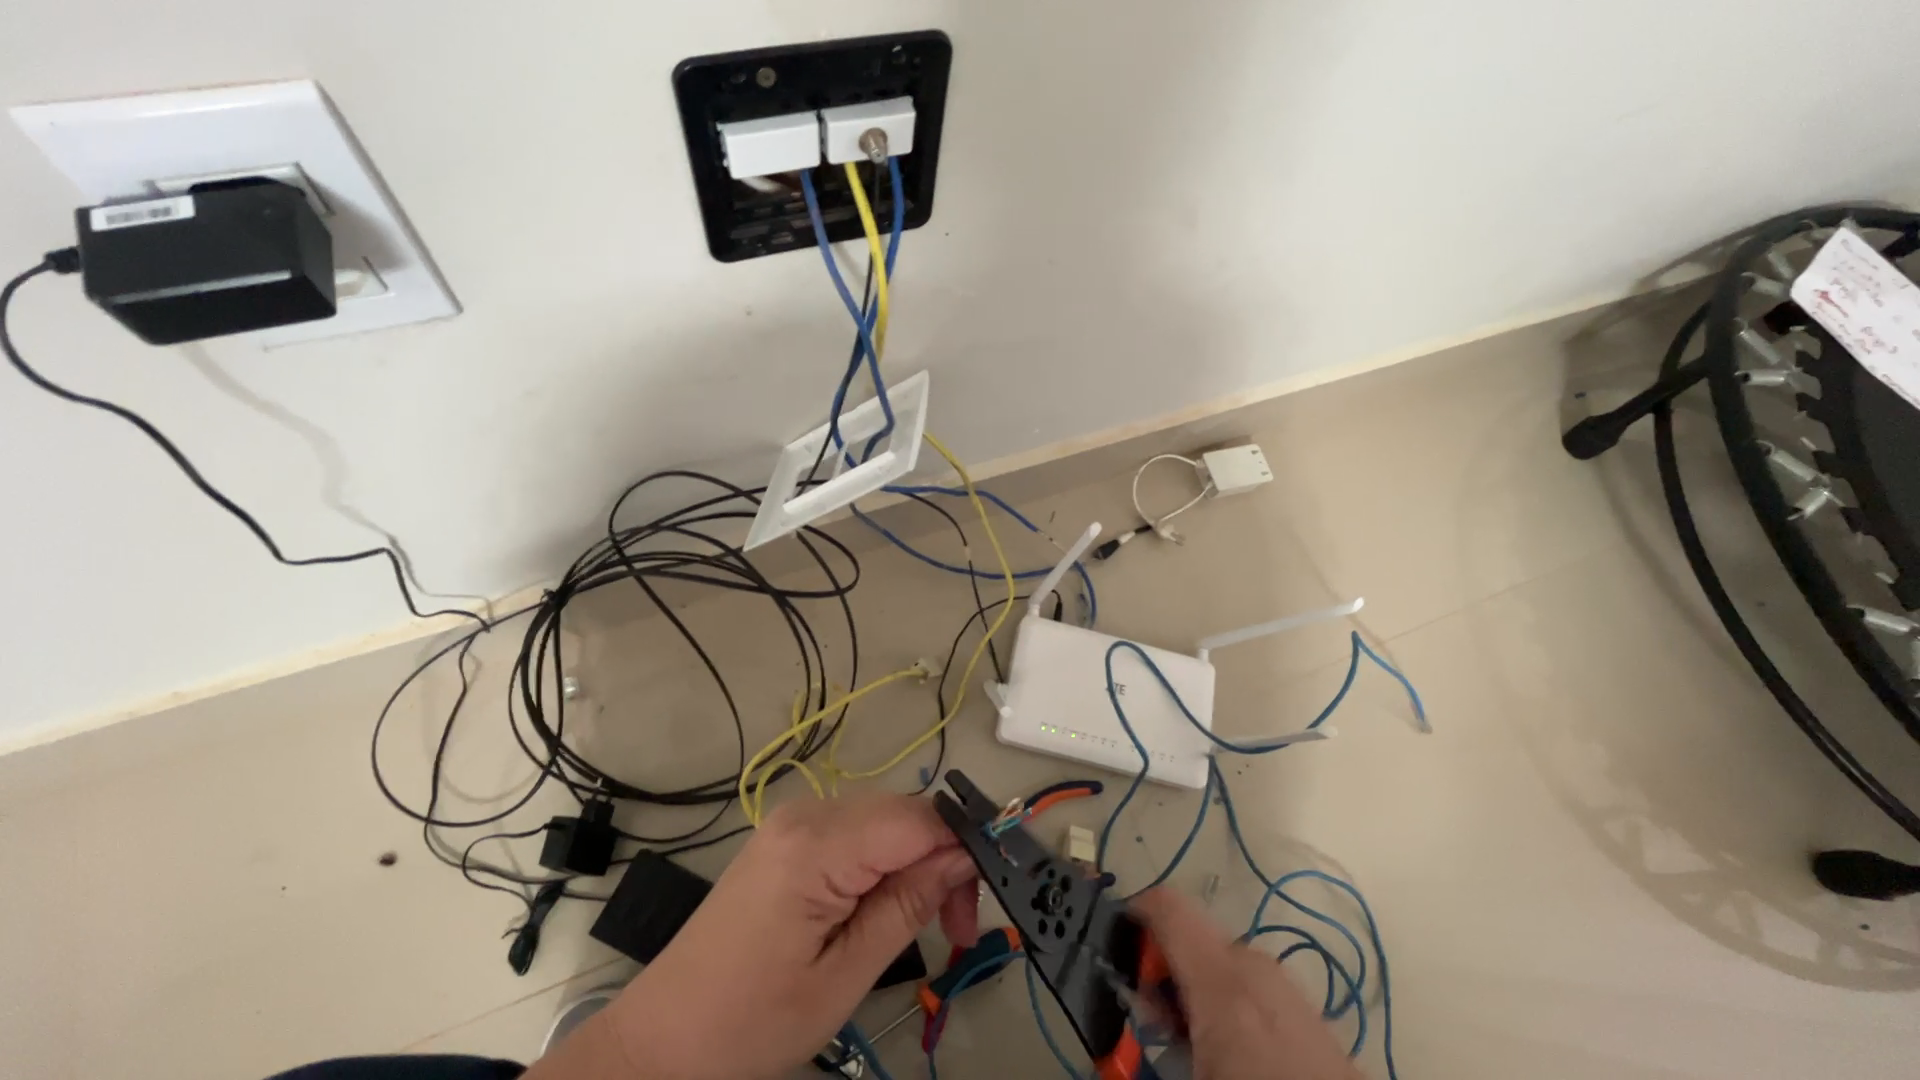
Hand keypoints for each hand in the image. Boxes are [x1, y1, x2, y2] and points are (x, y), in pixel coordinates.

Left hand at [528, 794, 979, 1079]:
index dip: (961, 852)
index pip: (918, 819)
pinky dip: (883, 864)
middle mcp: (804, 814)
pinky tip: (884, 907)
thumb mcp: (843, 976)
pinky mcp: (784, 840)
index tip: (974, 912)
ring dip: (916, 864)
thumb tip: (962, 858)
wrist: (662, 1040)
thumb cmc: (751, 1021)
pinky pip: (855, 834)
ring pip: (884, 821)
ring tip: (926, 925)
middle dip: (942, 861)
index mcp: (816, 845)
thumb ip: (907, 907)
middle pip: (903, 814)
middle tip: (955, 931)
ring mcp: (790, 823)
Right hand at [1133, 889, 1360, 1079]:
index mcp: (1223, 983)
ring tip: (1186, 1051)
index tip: (1110, 956)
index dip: (1129, 916)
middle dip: (1158, 973)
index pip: (1166, 907)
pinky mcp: (1308, 1014)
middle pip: (1188, 940)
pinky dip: (1223, 1006)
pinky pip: (1249, 987)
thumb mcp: (1187, 1076)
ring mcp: (1288, 990)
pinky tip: (1227, 1058)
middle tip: (1147, 1028)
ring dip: (1190, 994)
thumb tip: (1111, 1056)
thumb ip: (1146, 1053)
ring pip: (1219, 965)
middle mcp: (1256, 971)